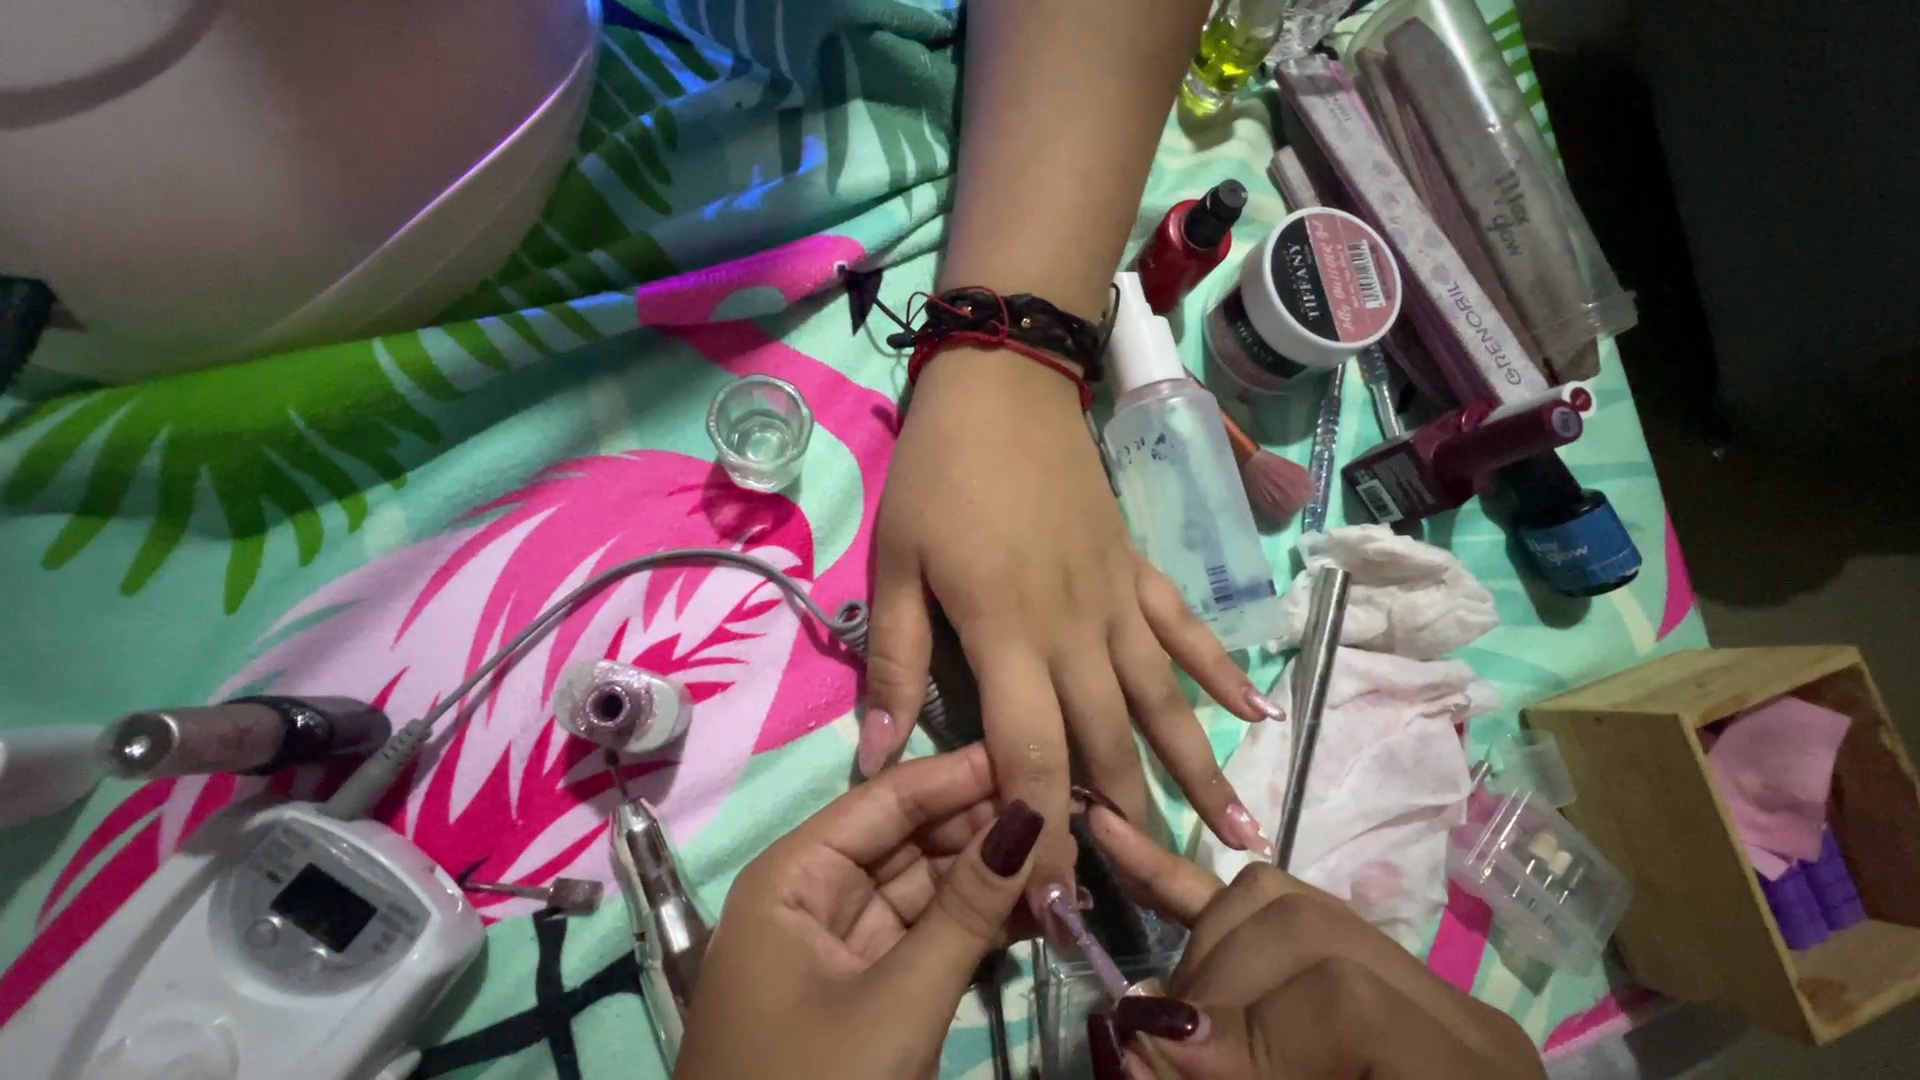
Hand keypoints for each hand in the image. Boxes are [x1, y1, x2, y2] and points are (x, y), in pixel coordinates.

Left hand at [675, 747, 1042, 1079]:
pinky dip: (975, 926)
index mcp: (794, 875)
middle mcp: (813, 892)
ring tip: (1064, 863)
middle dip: (982, 830)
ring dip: (988, 880)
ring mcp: (840, 941)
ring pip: (924, 887)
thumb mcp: (897, 1002)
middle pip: (908, 838)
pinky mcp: (866, 985)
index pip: (886, 799)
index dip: (959, 775)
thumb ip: (966, 908)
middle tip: (1064, 818)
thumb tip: (1030, 815)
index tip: (1030, 753)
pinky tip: (1034, 912)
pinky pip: (926, 934)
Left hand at [864, 348, 1283, 894]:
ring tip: (1237, 834)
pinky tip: (1257, 711)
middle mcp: (1074, 631)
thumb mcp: (896, 564)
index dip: (1043, 833)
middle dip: (1127, 825)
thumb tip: (878, 754)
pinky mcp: (1137, 567)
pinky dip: (1220, 671)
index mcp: (1006, 635)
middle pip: (1106, 743)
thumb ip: (894, 660)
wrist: (1003, 388)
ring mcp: (1117, 598)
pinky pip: (1185, 627)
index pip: (1031, 755)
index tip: (1056, 901)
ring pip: (1162, 698)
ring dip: (1197, 769)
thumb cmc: (939, 476)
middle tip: (1152, 894)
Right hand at [1082, 804, 1542, 1079]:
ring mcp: (1397, 971)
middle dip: (1214, 981)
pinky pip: (1263, 903)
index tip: (1169, 1060)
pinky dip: (1183, 878)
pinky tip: (1112, 832)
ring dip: (1204, 945)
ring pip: (1276, 893)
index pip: (1342, 998)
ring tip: (1174, 1008)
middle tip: (1164, 1045)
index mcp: (1464, 1068)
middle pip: (1301, 924)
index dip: (1247, 1027)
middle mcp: (1444, 1004)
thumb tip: (1139, 1041)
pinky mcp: (1345, 958)